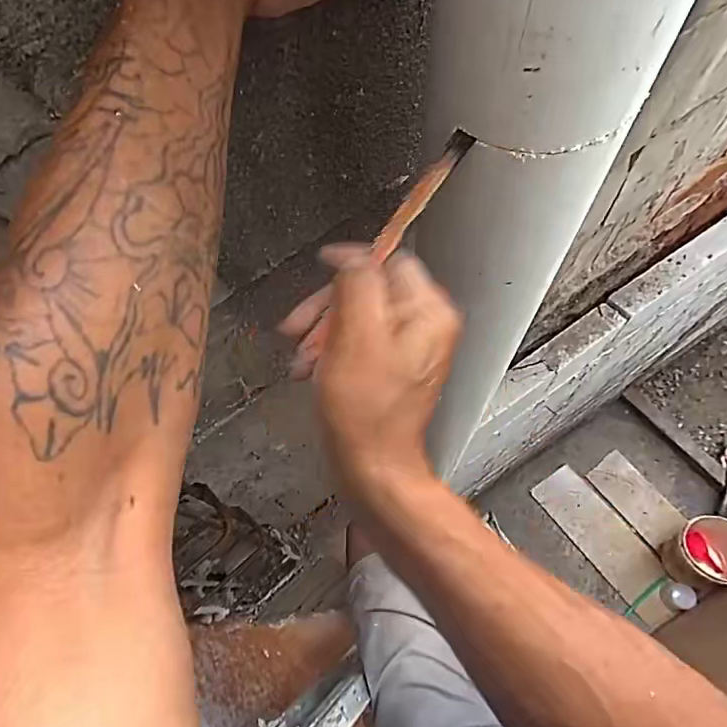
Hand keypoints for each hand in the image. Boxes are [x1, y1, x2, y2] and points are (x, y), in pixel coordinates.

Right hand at [280, 245, 462, 488]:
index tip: (322, 266)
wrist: (372, 468)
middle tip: (299, 327)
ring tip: (302, 359)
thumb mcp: (355, 338)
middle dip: (327, 308)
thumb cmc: (366, 415)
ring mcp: (406, 351)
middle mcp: (422, 329)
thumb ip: (357, 286)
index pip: (391, 262)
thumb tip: (352, 257)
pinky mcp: (388, 371)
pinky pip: (355, 344)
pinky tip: (310, 370)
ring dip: (322, 333)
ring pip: (356, 318)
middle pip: (368, 291)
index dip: (351, 262)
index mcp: (426, 314)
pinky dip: (328, 352)